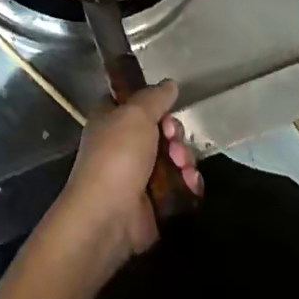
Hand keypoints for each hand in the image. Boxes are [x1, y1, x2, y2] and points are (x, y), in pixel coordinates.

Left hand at [48, 81, 200, 270]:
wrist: (108, 215)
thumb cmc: (117, 156)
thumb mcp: (135, 115)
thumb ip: (154, 98)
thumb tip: (170, 83)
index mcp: (111, 117)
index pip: (138, 102)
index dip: (156, 104)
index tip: (166, 110)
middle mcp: (124, 142)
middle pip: (162, 129)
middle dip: (175, 134)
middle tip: (173, 141)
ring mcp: (140, 172)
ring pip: (174, 156)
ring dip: (184, 158)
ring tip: (182, 167)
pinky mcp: (155, 199)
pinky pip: (180, 184)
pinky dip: (188, 182)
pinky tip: (190, 183)